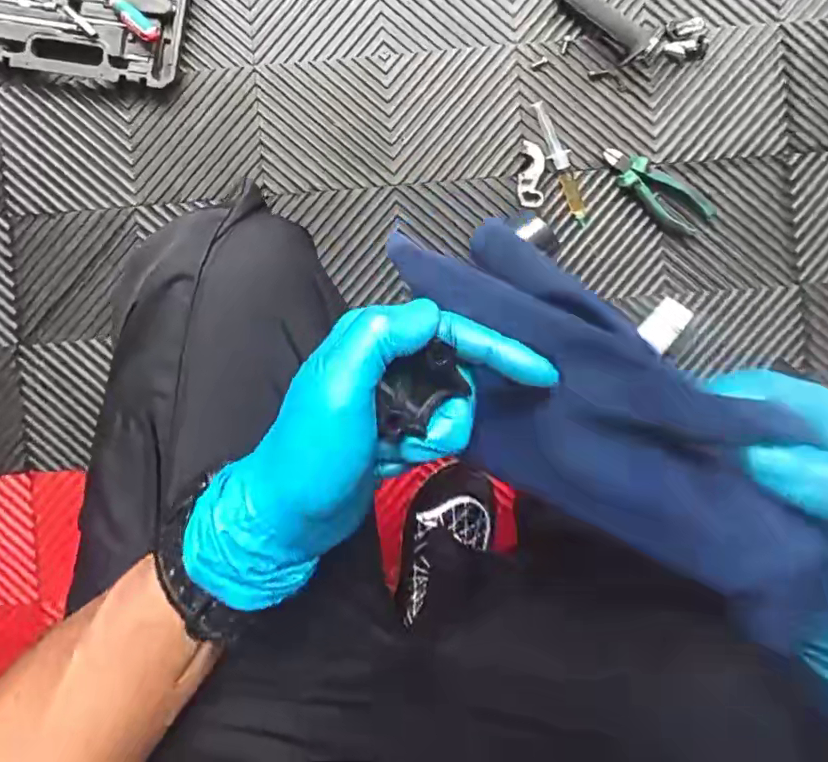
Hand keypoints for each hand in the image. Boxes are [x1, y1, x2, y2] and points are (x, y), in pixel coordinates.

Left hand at [184, 299, 557, 611]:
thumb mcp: (340, 384)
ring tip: (403, 450)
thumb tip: (431, 312)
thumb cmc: (313, 450)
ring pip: (450, 402)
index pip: (443, 327)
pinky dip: (427, 447)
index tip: (537, 370)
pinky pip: (437, 430)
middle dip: (454, 404)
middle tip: (428, 434)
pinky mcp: (396, 428)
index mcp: (369, 338)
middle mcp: (382, 360)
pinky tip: (397, 459)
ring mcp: (390, 397)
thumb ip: (382, 337)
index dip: (491, 345)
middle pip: (452, 365)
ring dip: (437, 433)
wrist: (290, 516)